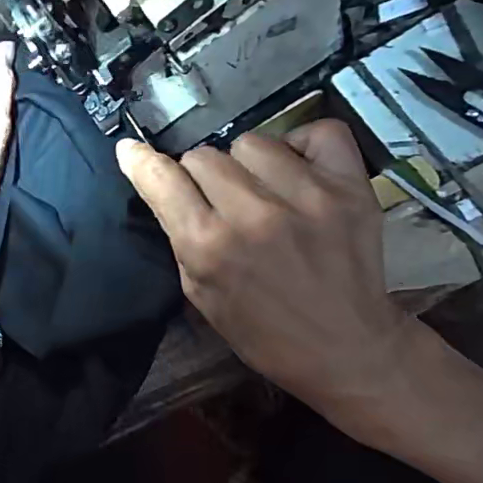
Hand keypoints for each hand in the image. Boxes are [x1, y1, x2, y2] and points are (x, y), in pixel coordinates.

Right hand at [115, 120, 439, 434]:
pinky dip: (304, 145)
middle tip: (217, 202)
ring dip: (246, 164)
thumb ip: (179, 233)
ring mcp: (307, 196)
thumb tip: (158, 182)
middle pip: (202, 155)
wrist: (346, 350)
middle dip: (200, 177)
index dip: (138, 160)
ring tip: (262, 191)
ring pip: (250, 142)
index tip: (131, 151)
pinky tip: (299, 170)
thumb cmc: (262, 330)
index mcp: (208, 245)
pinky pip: (320, 132)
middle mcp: (253, 214)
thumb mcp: (198, 290)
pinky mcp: (351, 189)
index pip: (160, 176)